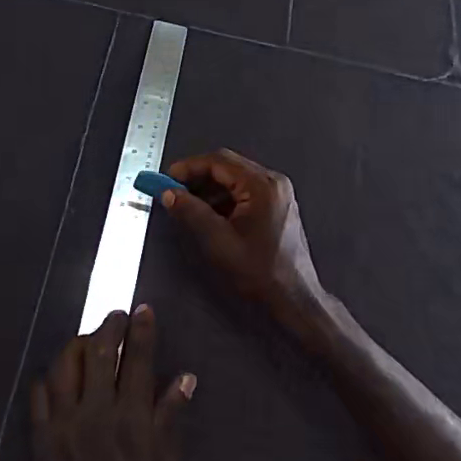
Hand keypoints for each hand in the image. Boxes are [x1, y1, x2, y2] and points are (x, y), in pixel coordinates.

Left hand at [21, 307, 194, 460]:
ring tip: (88, 339)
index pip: (139, 361)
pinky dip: (49, 376)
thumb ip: (170, 420)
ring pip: (66, 364)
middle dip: (110, 325)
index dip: (142, 330)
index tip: (143, 308)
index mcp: (132, 422)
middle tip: (116, 315)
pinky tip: (57, 375)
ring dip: (78, 343)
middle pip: (101, 351)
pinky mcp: (39, 437)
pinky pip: (39, 392)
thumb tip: (186, 377)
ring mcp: (64, 423)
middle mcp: (97, 413)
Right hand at [160, 149, 328, 332]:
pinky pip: (244, 191)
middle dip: (197, 177)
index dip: (188, 167)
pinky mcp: (276, 205)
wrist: (294, 298)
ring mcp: (277, 193)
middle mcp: (273, 182)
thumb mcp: (218, 240)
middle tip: (172, 190)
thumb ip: (191, 212)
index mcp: (262, 185)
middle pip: (227, 167)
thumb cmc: (259, 271)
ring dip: (209, 188)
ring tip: (186, 204)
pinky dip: (223, 198)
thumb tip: (168, 193)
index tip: (166, 178)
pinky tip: (207, 214)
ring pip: (234, 179)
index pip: (218, 162)